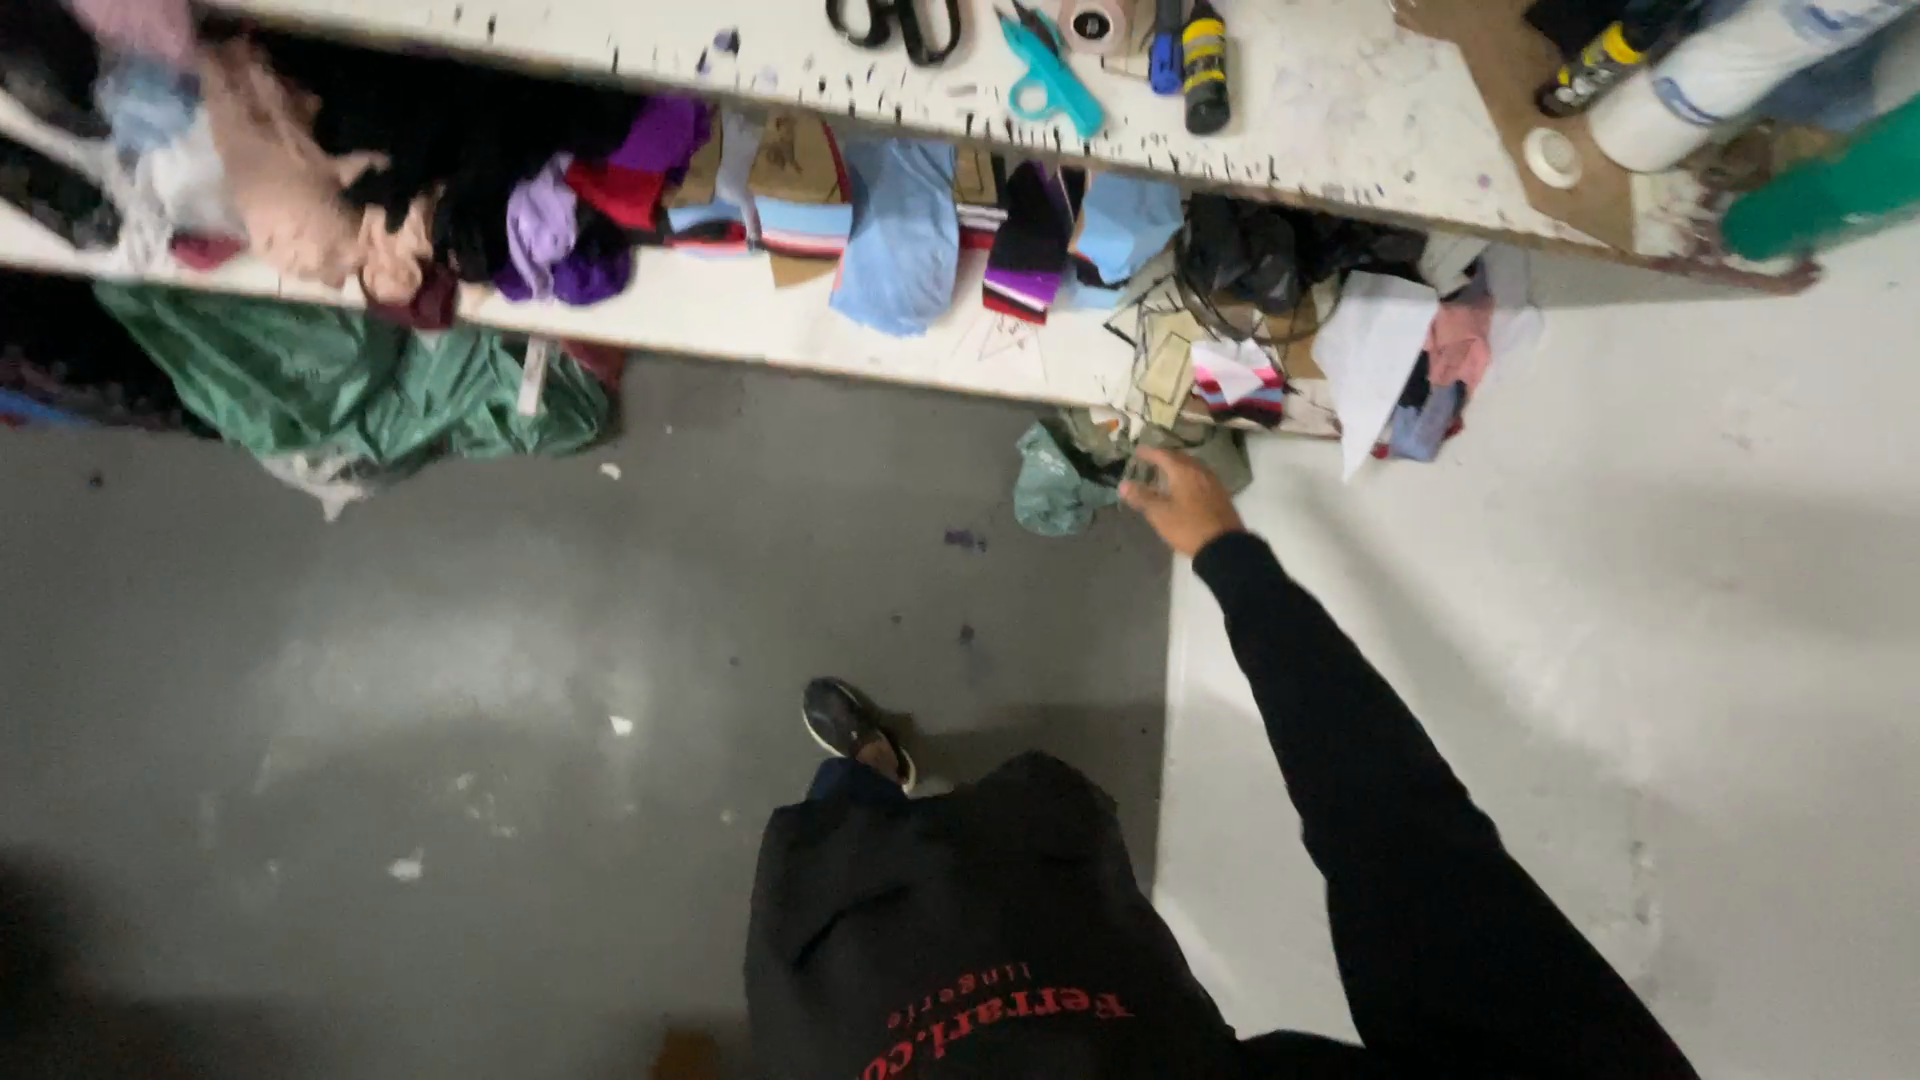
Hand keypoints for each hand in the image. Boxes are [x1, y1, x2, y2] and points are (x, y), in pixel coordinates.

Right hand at [1119, 445, 1244, 557]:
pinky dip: (1188, 476)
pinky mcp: (1220, 493)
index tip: (1137, 451)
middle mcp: (1199, 470)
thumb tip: (1123, 484)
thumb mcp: (1159, 513)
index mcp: (1183, 471)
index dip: (1149, 452)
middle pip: (1179, 457)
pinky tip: (1184, 486)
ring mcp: (1212, 481)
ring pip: (1191, 466)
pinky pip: (1200, 476)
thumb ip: (1141, 496)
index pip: (1163, 455)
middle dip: (1164, 457)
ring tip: (1166, 472)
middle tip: (1151, 460)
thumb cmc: (1187, 526)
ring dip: (1177, 466)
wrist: (1223, 545)